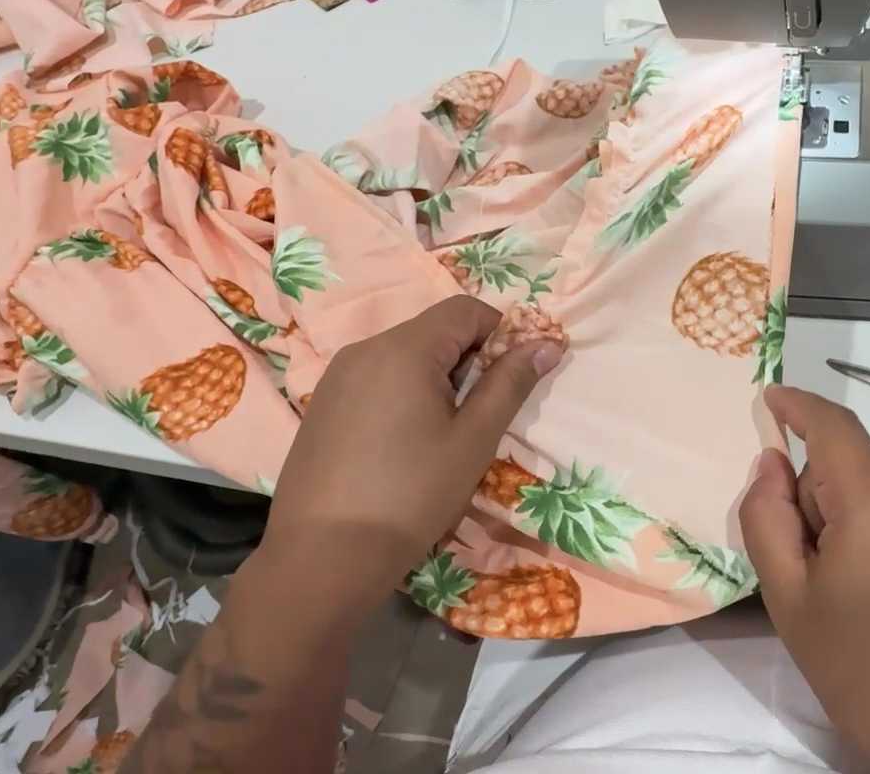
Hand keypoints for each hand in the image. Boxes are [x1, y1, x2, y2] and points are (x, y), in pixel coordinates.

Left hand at [262, 296, 561, 609]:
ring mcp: (337, 377)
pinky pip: (379, 377)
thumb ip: (511, 383)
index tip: (512, 378)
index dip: (501, 333)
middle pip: (436, 329)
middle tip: (482, 412)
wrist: (321, 560)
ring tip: (445, 432)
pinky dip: (407, 392)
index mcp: (404, 349)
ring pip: (407, 354)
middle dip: (470, 359)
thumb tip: (547, 344)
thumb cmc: (411, 494)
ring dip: (440, 377)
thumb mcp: (475, 438)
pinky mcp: (323, 405)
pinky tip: (407, 443)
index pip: (466, 310)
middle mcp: (365, 349)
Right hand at [739, 385, 869, 771]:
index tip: (770, 398)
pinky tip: (868, 579)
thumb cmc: (858, 665)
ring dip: (841, 511)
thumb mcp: (788, 597)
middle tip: (805, 561)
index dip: (799, 405)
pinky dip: (867, 521)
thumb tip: (773, 462)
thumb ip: (767, 517)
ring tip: (840, 580)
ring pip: (867, 483)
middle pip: (846, 463)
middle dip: (814, 494)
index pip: (835, 428)